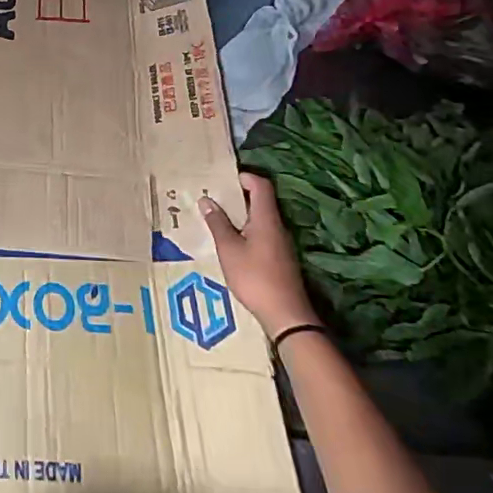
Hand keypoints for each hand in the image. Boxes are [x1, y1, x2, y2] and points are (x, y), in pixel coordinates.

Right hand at [200, 171, 319, 334]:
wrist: (286, 315)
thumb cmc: (254, 277)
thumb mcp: (228, 248)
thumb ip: (217, 223)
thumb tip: (206, 200)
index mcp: (266, 219)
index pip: (261, 185)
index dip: (244, 177)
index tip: (223, 179)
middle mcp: (277, 226)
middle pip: (260, 200)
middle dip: (237, 195)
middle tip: (213, 197)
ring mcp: (281, 243)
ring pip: (260, 218)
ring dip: (240, 214)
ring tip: (216, 218)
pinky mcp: (280, 258)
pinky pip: (262, 233)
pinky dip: (245, 230)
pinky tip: (230, 242)